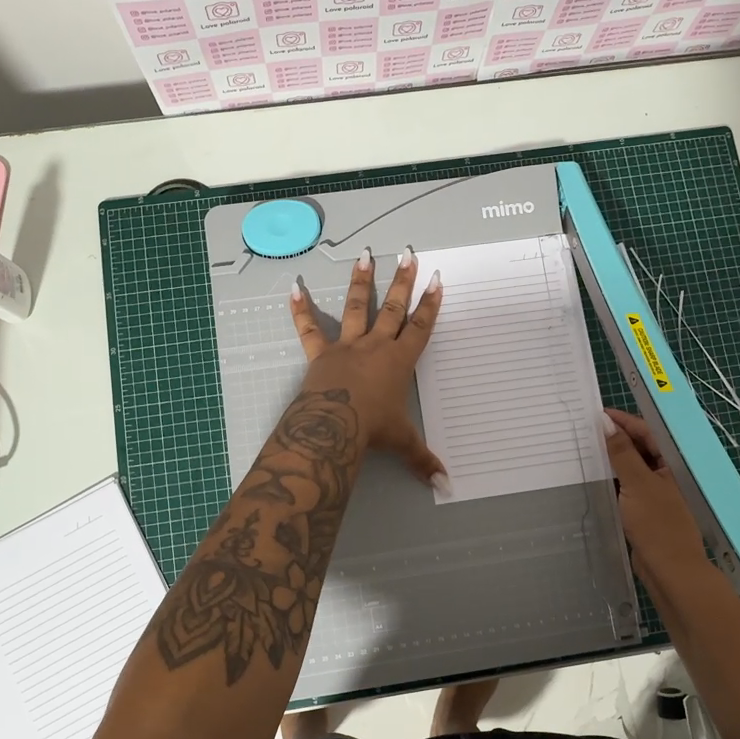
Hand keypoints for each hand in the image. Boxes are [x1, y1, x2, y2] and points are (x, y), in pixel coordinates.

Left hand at [289, 249, 445, 486]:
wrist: (335, 427)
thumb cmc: (373, 430)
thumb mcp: (403, 444)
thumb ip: (424, 461)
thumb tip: (446, 484)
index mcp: (400, 361)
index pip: (421, 327)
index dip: (431, 304)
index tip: (437, 279)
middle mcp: (376, 346)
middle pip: (393, 308)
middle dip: (403, 281)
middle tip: (408, 254)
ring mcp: (347, 347)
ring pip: (357, 307)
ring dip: (362, 281)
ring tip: (365, 256)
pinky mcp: (320, 355)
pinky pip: (309, 329)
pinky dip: (301, 309)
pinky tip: (293, 287)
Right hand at [602, 408, 712, 587]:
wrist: (671, 571)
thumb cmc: (658, 524)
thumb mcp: (637, 483)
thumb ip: (622, 453)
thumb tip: (607, 425)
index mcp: (671, 463)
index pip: (646, 431)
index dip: (622, 421)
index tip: (596, 414)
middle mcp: (664, 473)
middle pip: (638, 447)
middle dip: (614, 438)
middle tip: (585, 431)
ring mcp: (654, 492)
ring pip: (630, 467)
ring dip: (611, 459)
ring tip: (584, 450)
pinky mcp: (644, 509)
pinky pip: (626, 486)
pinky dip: (612, 480)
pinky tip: (593, 477)